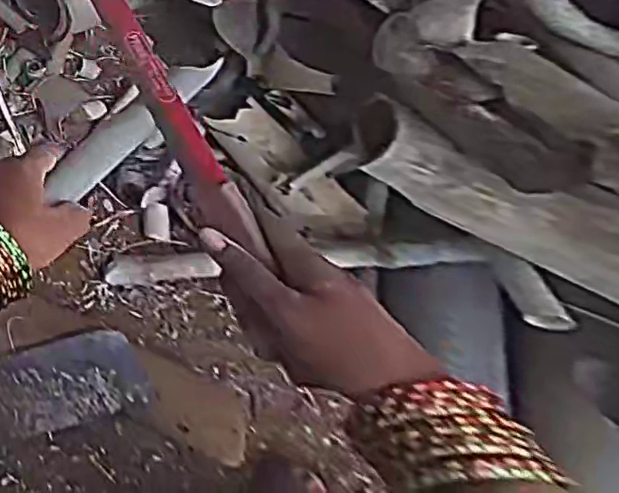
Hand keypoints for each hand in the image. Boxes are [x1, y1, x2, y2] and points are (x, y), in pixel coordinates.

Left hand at [0, 146, 91, 269]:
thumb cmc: (17, 236)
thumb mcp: (61, 230)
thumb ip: (78, 215)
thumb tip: (81, 210)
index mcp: (26, 166)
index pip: (49, 150)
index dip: (64, 159)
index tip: (72, 166)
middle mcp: (2, 166)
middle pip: (29, 167)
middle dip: (42, 183)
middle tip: (54, 207)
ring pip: (10, 182)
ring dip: (21, 195)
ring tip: (31, 222)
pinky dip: (4, 205)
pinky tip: (11, 226)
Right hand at [202, 209, 441, 398]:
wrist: (409, 399)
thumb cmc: (341, 349)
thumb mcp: (282, 310)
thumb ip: (245, 272)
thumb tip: (209, 233)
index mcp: (306, 261)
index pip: (265, 222)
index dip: (238, 220)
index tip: (215, 229)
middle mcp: (322, 274)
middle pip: (268, 267)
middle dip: (252, 293)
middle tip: (252, 318)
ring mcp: (338, 302)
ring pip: (283, 299)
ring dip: (271, 323)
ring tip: (279, 349)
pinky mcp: (348, 329)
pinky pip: (303, 324)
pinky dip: (293, 340)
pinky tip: (299, 363)